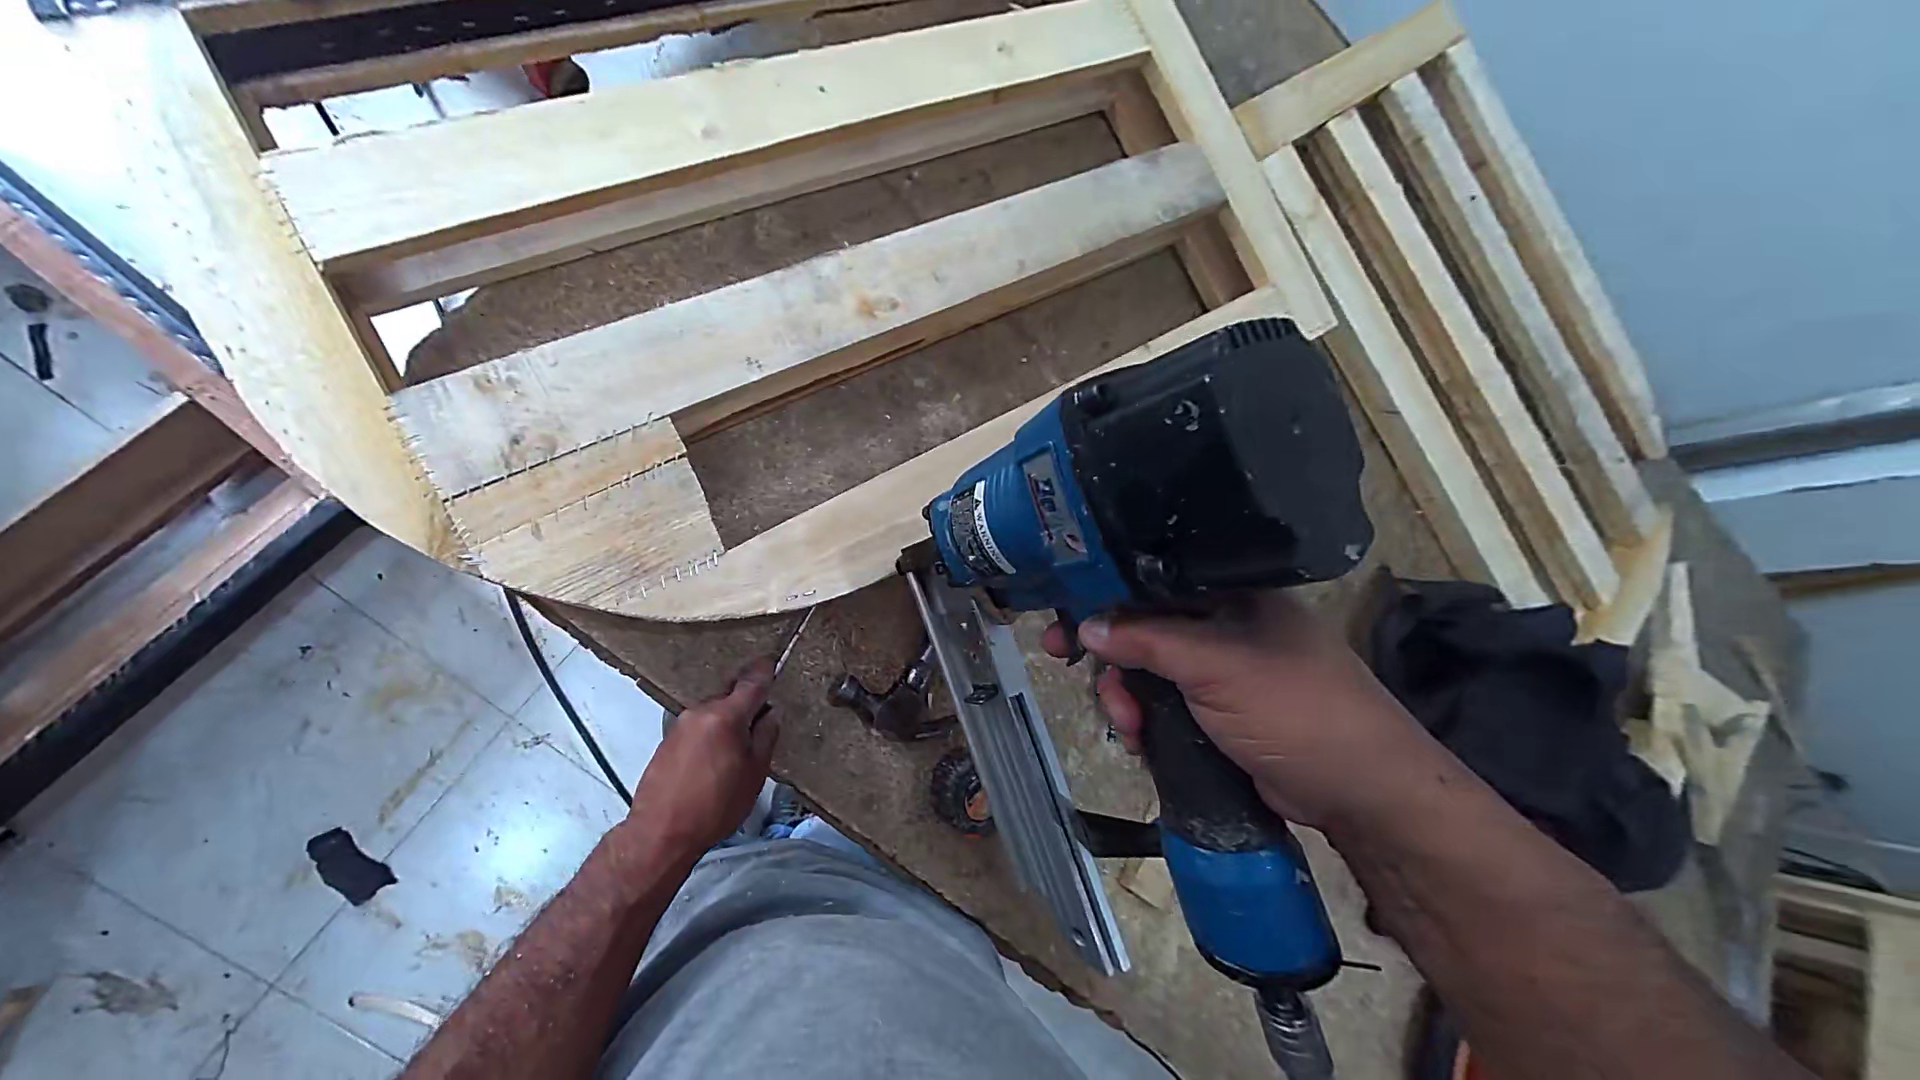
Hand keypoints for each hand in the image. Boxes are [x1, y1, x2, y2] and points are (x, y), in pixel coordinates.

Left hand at [625, 658, 777, 858]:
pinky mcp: (667, 742)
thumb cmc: (714, 806)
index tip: (772, 663)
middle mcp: (700, 712)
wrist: (661, 833)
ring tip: (736, 754)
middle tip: (760, 727)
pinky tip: (714, 762)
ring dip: (727, 724)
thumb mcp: (754, 772)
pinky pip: (697, 728)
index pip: (752, 683)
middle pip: (730, 698)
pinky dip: (710, 736)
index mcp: (725, 716)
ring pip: (713, 714)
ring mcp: (680, 726)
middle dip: (746, 707)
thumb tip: (770, 714)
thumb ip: (766, 736)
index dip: (765, 671)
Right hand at [1042, 592, 1452, 830]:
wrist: (1358, 791)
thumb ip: (1148, 640)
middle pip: (1141, 632)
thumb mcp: (1217, 665)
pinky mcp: (1214, 715)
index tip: (1063, 622)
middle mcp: (1221, 628)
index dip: (1102, 599)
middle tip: (1071, 670)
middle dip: (1111, 660)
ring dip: (1125, 699)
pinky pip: (1161, 708)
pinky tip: (1140, 741)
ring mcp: (1218, 674)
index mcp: (1229, 597)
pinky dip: (1143, 723)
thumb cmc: (1294, 708)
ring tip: (1129, 727)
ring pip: (1146, 675)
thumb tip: (1087, 625)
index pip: (1152, 585)